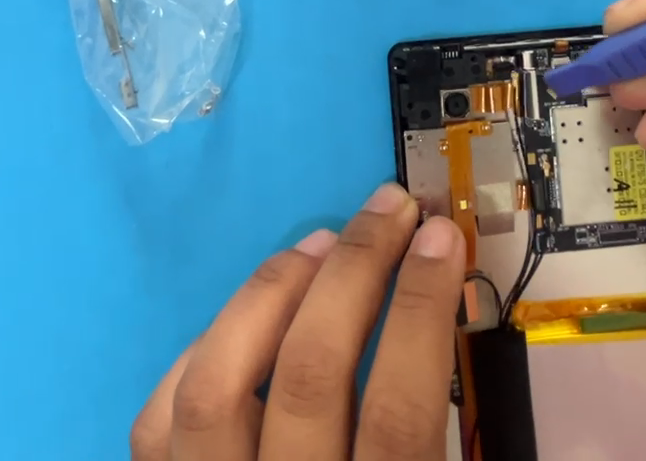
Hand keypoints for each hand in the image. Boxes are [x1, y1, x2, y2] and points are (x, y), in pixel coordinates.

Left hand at [131, 183, 463, 460]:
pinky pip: (159, 420)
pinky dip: (203, 348)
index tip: (441, 238)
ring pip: (219, 383)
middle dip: (358, 270)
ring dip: (274, 291)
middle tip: (388, 210)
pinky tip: (247, 314)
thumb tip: (486, 353)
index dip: (423, 309)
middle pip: (312, 373)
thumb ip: (452, 451)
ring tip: (320, 241)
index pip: (403, 410)